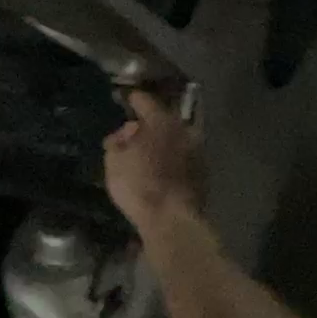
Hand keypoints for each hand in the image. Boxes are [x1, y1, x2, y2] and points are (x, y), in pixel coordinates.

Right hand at [104, 90, 204, 227]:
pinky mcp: (203, 171)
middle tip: (133, 128)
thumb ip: (118, 140)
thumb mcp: (113, 160)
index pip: (144, 100)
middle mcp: (184, 129)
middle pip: (163, 117)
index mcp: (161, 121)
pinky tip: (159, 164)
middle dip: (148, 121)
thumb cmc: (138, 185)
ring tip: (146, 148)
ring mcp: (197, 151)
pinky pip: (182, 154)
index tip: (122, 97)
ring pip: (175, 136)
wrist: (172, 220)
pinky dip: (171, 155)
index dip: (130, 98)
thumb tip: (127, 132)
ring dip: (162, 139)